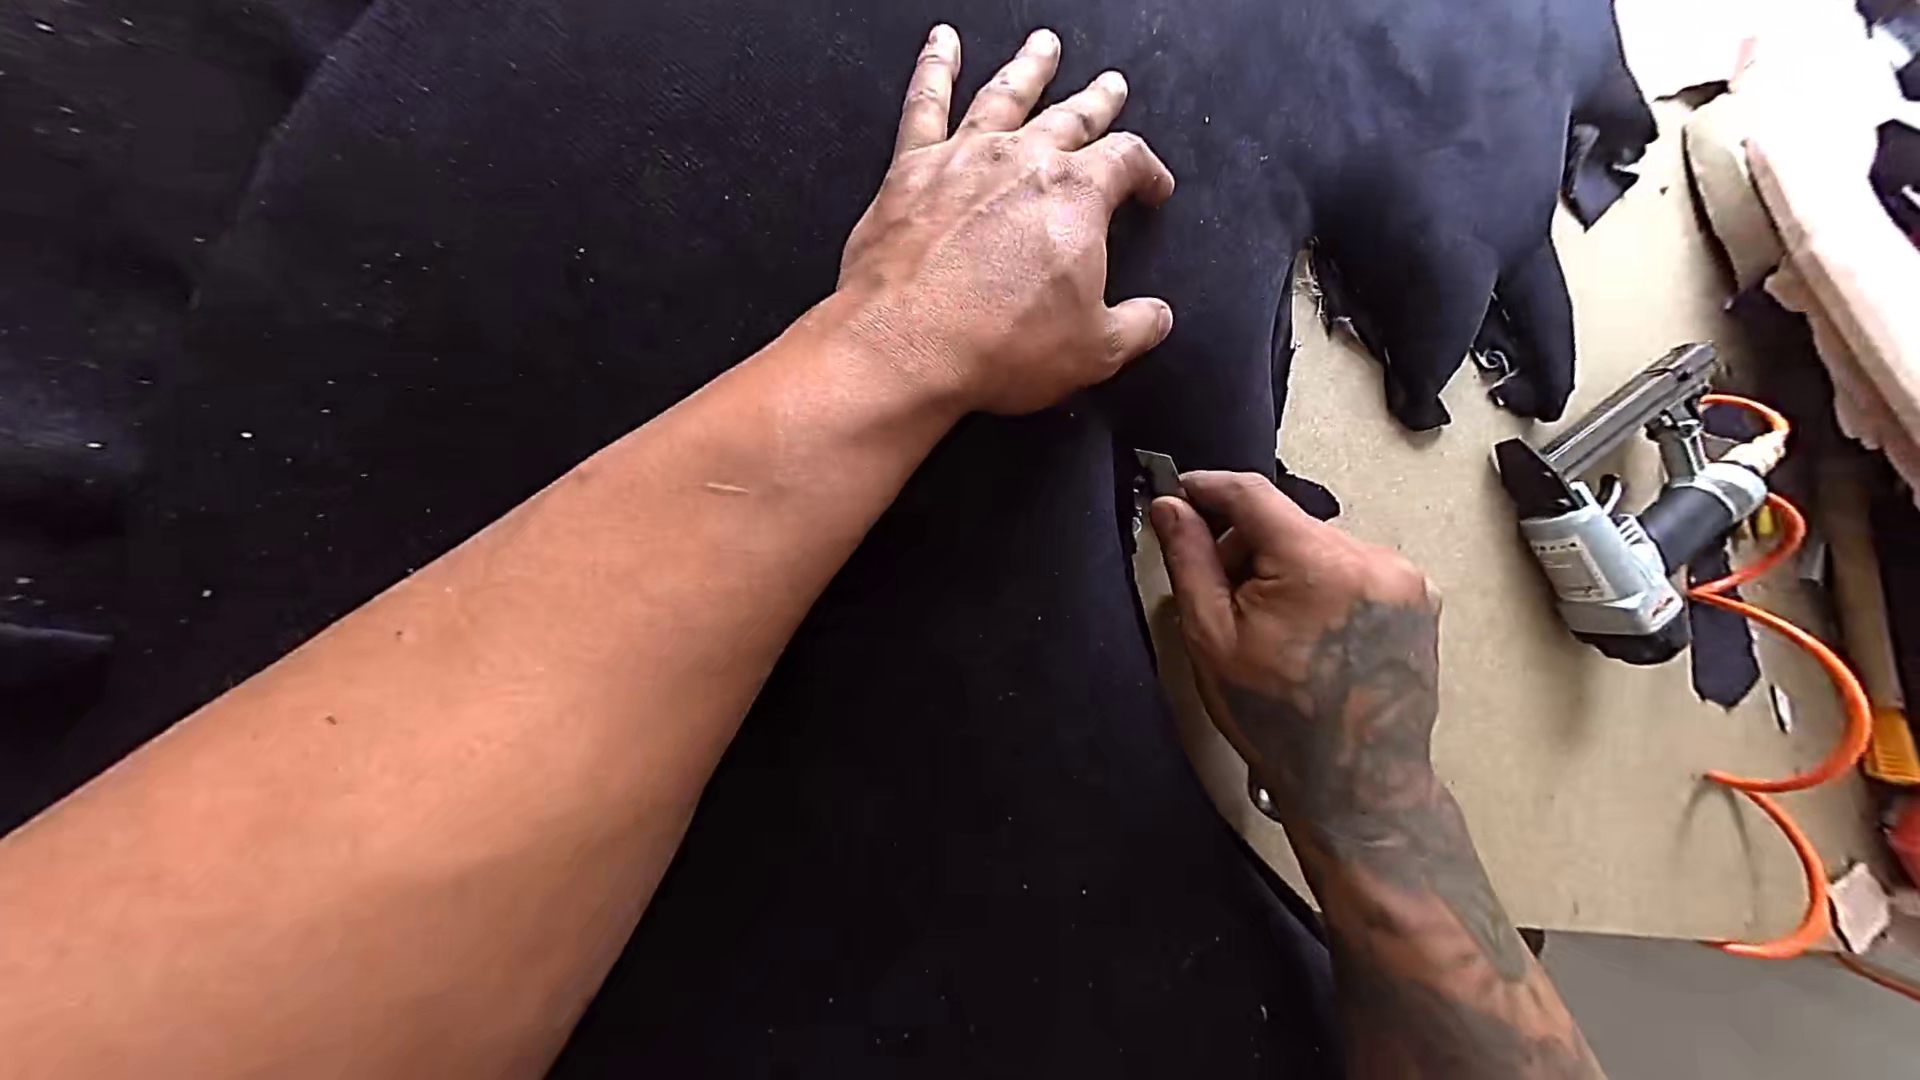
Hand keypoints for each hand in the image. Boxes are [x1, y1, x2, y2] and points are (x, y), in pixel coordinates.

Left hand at [835, 25, 1177, 415]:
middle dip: (1097, 103)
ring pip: (1006, 95)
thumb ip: (1136, 327)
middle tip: (1109, 87)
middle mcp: (1023, 160)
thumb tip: (1158, 317)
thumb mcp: (1093, 353)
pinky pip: (925, 103)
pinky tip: (942, 44)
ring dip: (1029, 68)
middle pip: (1071, 117)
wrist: (909, 348)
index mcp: (1077, 196)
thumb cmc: (1001, 349)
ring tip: (1044, 47)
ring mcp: (964, 159)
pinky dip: (934, 68)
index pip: (1127, 162)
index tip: (1153, 186)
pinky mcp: (910, 171)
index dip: (1148, 171)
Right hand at [1150, 472, 1442, 825]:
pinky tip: (1299, 627)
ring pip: (1312, 542)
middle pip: (1283, 521)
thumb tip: (1170, 508)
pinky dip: (1311, 579)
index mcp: (1320, 565)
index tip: (1179, 491)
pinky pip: (1345, 564)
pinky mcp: (1415, 597)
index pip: (1253, 494)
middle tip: (1220, 595)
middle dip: (1241, 545)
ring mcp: (1403, 579)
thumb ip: (1189, 559)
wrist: (1355, 780)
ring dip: (1276, 564)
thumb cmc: (1276, 716)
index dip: (1207, 486)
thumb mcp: (1210, 635)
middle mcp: (1374, 560)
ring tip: (1263, 623)